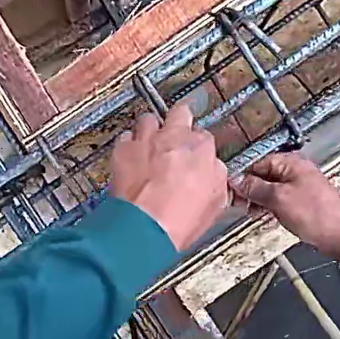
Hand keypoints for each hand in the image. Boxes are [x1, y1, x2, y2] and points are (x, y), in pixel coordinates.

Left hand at [107, 103, 228, 251]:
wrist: (146, 225)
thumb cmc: (178, 218)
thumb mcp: (215, 203)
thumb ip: (216, 178)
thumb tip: (213, 172)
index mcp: (202, 149)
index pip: (204, 136)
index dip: (197, 146)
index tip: (193, 153)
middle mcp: (175, 138)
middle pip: (180, 113)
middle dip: (179, 119)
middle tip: (175, 131)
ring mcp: (147, 140)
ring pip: (149, 118)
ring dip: (150, 128)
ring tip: (149, 142)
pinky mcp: (123, 149)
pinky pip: (125, 136)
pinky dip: (127, 144)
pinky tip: (129, 155)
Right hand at [229, 152, 339, 261]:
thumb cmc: (318, 214)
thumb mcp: (278, 198)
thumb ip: (255, 187)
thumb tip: (237, 181)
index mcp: (292, 163)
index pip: (257, 162)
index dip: (242, 175)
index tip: (231, 188)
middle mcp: (296, 171)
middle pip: (263, 175)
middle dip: (249, 188)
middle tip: (238, 201)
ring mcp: (299, 186)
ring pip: (270, 188)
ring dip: (258, 198)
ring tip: (249, 209)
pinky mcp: (301, 201)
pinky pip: (278, 199)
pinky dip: (269, 205)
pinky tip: (262, 214)